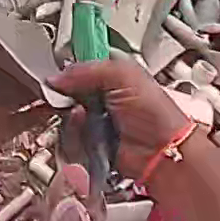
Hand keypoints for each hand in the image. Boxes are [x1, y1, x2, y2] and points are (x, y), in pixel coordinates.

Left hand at [0, 23, 48, 168]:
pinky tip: (61, 104)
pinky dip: (46, 112)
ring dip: (43, 85)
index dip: (13, 42)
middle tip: (55, 55)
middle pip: (17, 70)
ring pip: (27, 92)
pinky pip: (31, 118)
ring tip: (64, 77)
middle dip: (34, 63)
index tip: (32, 33)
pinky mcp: (7, 128)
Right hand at [49, 56, 194, 179]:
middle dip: (63, 98)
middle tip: (69, 100)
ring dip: (73, 120)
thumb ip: (87, 70)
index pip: (77, 67)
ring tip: (85, 119)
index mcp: (110, 75)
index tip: (56, 78)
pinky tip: (89, 136)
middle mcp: (100, 97)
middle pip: (65, 93)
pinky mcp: (91, 144)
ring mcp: (95, 121)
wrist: (163, 152)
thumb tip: (57, 77)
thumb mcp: (123, 76)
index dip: (65, 72)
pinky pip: (70, 139)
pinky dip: (76, 138)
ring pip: (65, 117)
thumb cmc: (155, 113)